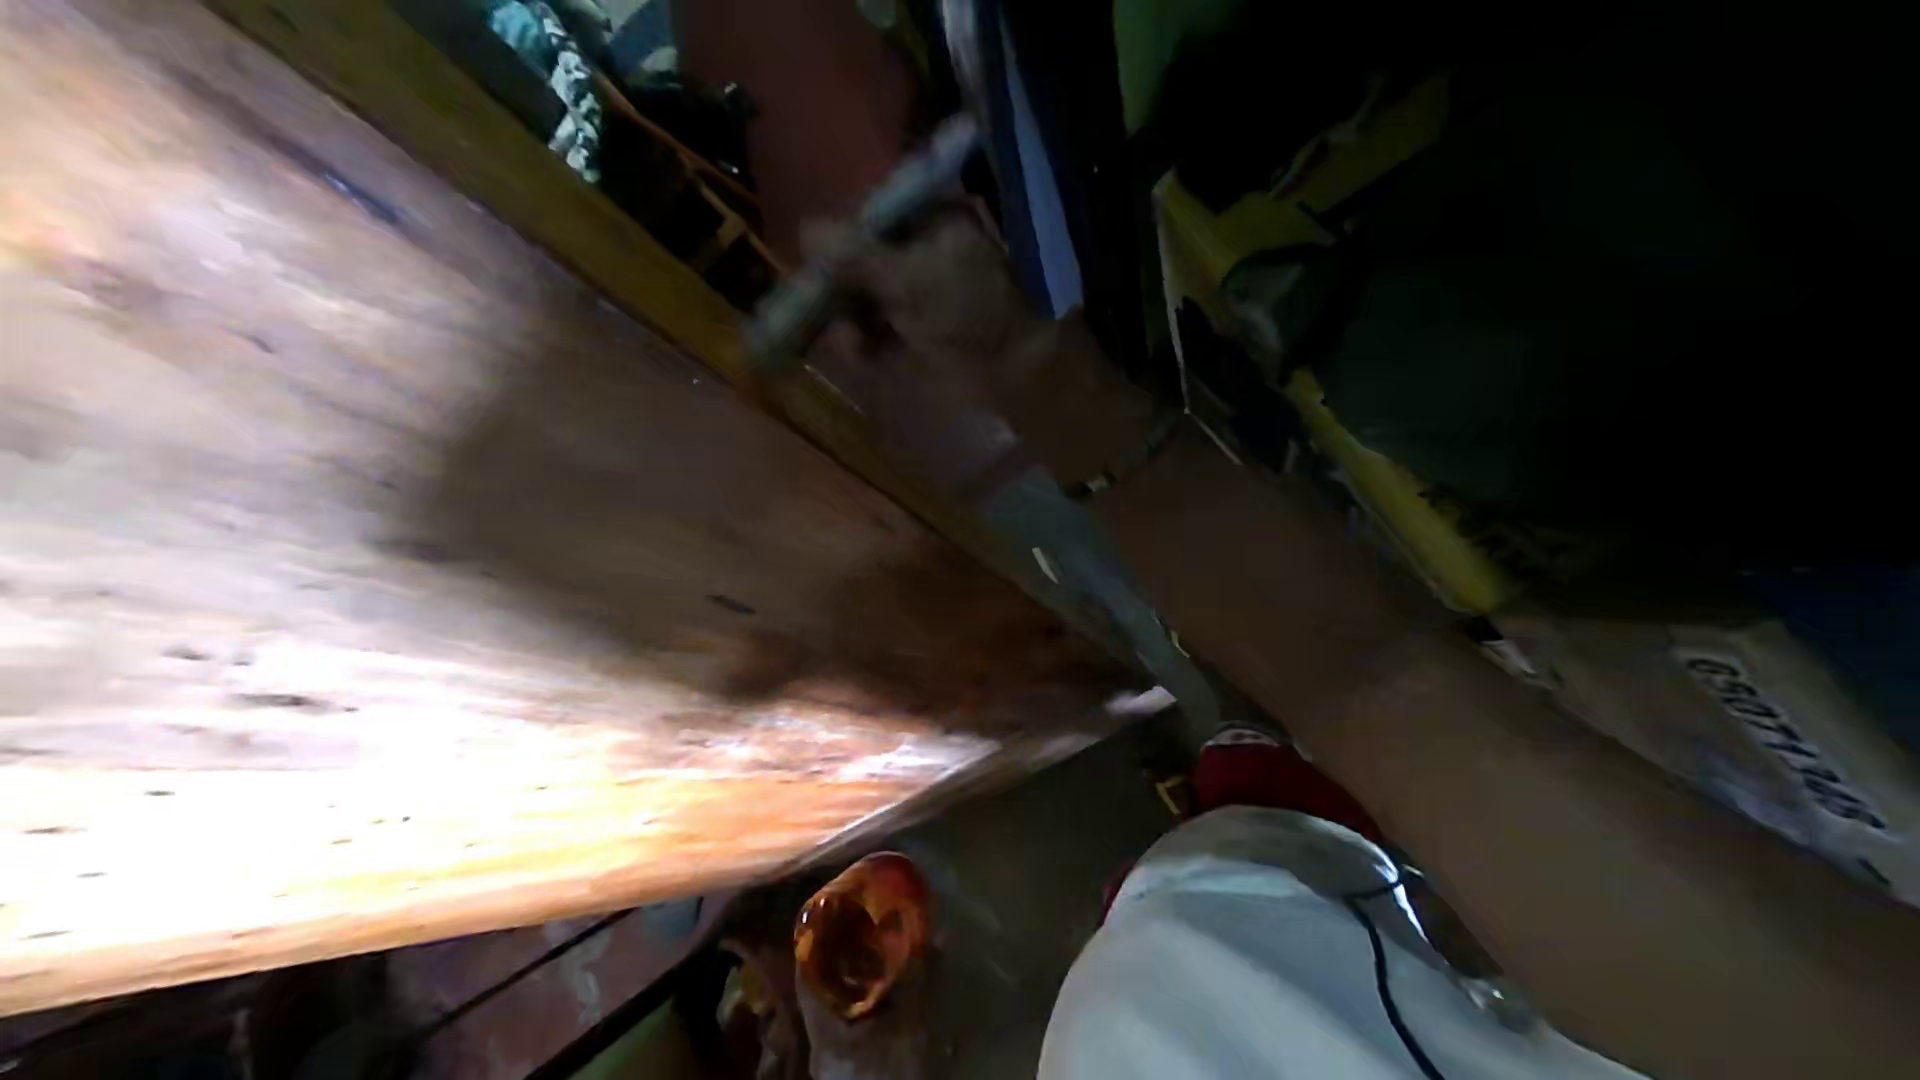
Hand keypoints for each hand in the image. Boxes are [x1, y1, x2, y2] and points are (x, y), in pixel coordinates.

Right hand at [811, 207, 1046, 378]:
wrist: (1012, 372)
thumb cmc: (969, 313)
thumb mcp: (912, 278)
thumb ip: (857, 255)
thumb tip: (805, 230)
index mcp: (928, 221)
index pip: (866, 219)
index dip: (838, 244)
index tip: (821, 272)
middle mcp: (917, 252)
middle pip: (857, 261)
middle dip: (839, 292)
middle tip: (832, 316)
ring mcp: (914, 295)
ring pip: (859, 300)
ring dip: (848, 322)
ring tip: (855, 345)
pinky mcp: (911, 333)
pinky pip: (871, 332)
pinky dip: (863, 344)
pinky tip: (865, 355)